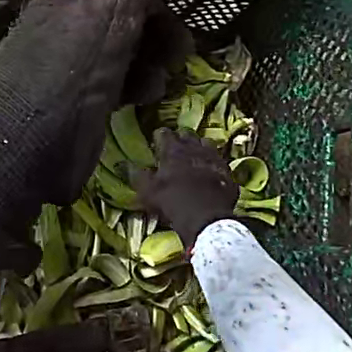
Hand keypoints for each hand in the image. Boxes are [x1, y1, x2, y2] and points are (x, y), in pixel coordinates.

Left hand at [0, 0, 175, 270]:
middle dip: (170, 14)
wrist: (13, 162)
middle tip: (192, 40)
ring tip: (166, 72)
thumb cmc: (60, 90)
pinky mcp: (81, 87)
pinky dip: (140, 77)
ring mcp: (76, 52)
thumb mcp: (102, 25)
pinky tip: (144, 95)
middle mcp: (74, 13)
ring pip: (133, 36)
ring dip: (159, 50)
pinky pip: (122, 69)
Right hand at [132, 130, 238, 244]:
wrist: (205, 218)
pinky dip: (213, 163)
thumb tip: (124, 163)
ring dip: (199, 146)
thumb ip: (136, 175)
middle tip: (175, 147)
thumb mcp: (147, 191)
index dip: (159, 136)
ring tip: (194, 154)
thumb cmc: (171, 201)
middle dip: (180, 137)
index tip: (155, 142)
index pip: (164, 133)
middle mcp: (194, 148)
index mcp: (172, 150)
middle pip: (187, 133)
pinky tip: (211, 170)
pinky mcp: (227, 171)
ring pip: (206, 143)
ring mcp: (213, 158)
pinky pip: (220, 161)